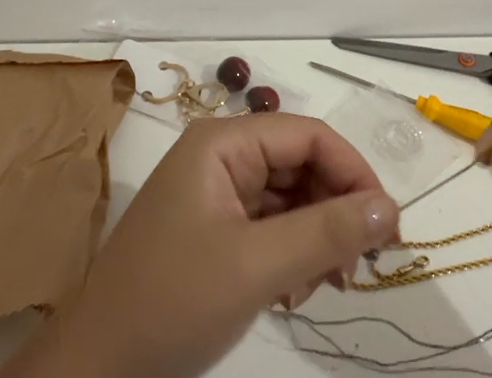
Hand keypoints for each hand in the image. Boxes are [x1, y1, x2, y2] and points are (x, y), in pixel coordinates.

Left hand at [0, 113, 399, 377]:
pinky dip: (294, 255)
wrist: (100, 363)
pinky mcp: (216, 230)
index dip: (354, 173)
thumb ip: (327, 231)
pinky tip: (294, 293)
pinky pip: (273, 227)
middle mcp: (221, 157)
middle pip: (303, 165)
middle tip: (358, 267)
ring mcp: (217, 194)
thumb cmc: (173, 301)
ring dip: (317, 239)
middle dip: (336, 211)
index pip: (309, 136)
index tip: (387, 227)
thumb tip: (390, 207)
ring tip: (322, 286)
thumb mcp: (257, 266)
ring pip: (292, 199)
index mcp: (222, 144)